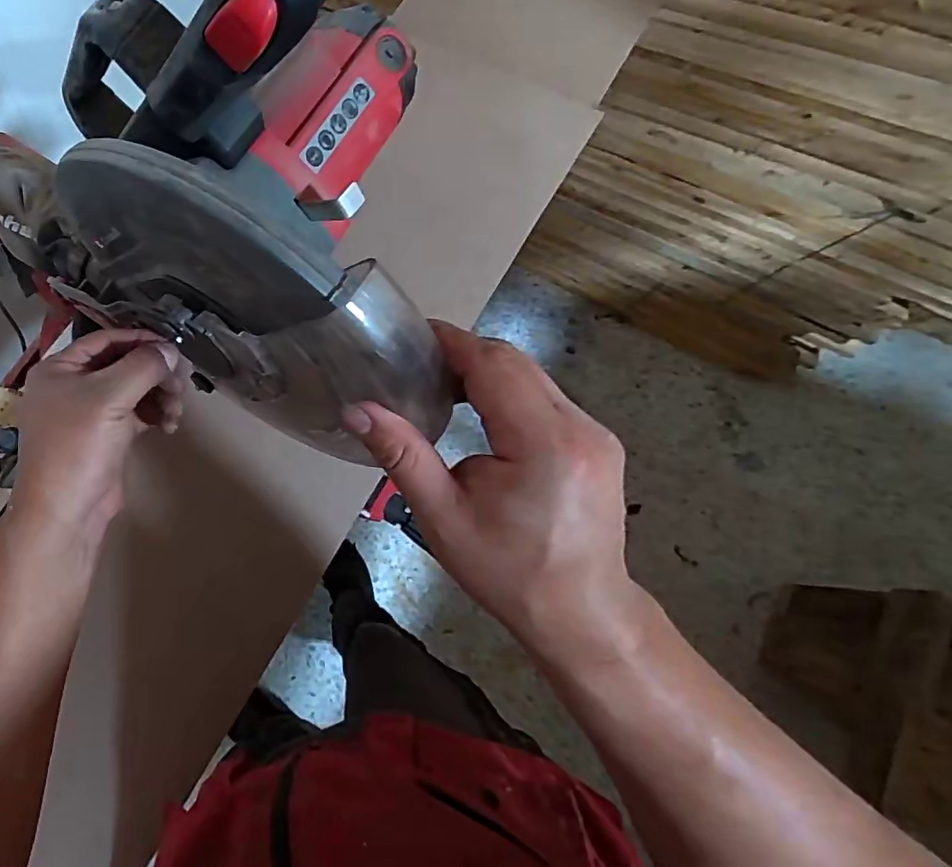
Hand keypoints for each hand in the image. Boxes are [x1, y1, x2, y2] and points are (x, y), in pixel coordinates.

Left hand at [12, 328, 188, 537]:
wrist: (64, 513)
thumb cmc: (77, 447)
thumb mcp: (110, 397)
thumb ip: (143, 366)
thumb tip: (170, 350)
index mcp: (58, 369)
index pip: (105, 340)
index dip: (140, 340)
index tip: (172, 347)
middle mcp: (69, 386)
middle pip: (121, 365)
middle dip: (154, 373)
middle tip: (180, 384)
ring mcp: (85, 414)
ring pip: (130, 390)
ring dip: (158, 395)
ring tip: (176, 410)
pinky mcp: (102, 437)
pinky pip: (133, 414)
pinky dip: (152, 415)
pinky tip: (169, 425)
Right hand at [341, 320, 643, 666]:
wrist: (582, 615)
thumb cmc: (507, 570)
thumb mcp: (441, 515)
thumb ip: (401, 454)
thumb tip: (356, 410)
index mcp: (543, 441)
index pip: (494, 364)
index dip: (450, 342)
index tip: (409, 337)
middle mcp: (579, 427)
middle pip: (515, 362)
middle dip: (462, 353)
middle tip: (413, 363)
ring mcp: (595, 434)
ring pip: (531, 376)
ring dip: (483, 370)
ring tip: (435, 385)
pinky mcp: (596, 443)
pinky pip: (544, 396)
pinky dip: (505, 390)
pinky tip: (475, 410)